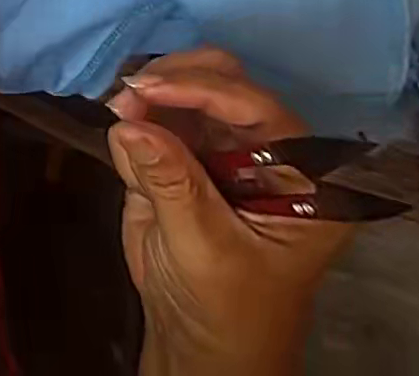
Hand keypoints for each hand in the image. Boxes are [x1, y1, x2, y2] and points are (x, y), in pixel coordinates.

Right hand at [106, 48, 352, 375]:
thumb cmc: (224, 307)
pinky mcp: (179, 149)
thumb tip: (130, 125)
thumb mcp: (205, 251)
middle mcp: (262, 150)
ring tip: (118, 114)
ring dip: (146, 93)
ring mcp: (218, 146)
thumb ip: (173, 184)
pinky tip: (125, 145)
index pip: (258, 109)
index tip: (148, 88)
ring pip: (182, 86)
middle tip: (129, 94)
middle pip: (222, 79)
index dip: (204, 88)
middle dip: (173, 80)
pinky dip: (131, 117)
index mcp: (300, 177)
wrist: (193, 339)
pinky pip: (151, 113)